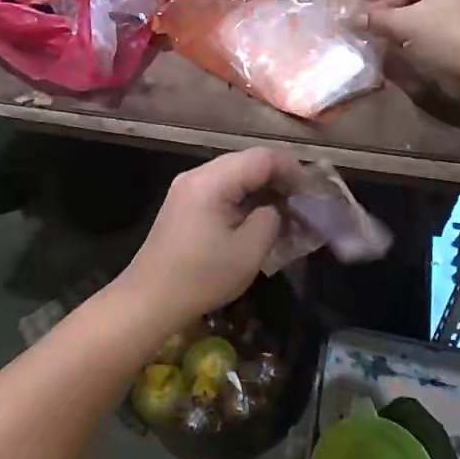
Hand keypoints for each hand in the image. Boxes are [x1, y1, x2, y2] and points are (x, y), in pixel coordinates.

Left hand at [116, 147, 299, 322]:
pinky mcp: (185, 203)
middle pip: (248, 161)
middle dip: (279, 178)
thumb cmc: (201, 277)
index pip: (262, 157)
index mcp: (212, 181)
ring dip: (263, 188)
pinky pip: (222, 188)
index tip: (311, 194)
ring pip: (236, 174)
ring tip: (285, 211)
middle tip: (302, 203)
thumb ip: (271, 218)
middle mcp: (197, 175)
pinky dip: (245, 197)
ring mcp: (188, 188)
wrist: (148, 301)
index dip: (293, 170)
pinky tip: (259, 218)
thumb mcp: (249, 251)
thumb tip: (277, 207)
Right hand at [362, 0, 459, 105]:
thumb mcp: (408, 25)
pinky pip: (432, 22)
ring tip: (379, 34)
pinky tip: (399, 44)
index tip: (361, 5)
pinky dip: (413, 29)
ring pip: (422, 5)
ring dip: (398, 18)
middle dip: (388, 2)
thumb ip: (378, 18)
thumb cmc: (450, 39)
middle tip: (367, 22)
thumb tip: (354, 18)